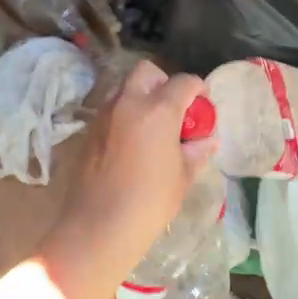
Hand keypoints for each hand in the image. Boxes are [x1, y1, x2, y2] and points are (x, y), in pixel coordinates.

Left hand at [60, 60, 215, 255]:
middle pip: (147, 72)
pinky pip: (111, 109)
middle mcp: (129, 102)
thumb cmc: (149, 202)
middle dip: (164, 82)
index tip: (204, 103)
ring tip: (152, 126)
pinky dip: (124, 114)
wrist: (98, 226)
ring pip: (125, 88)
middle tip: (174, 109)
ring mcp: (104, 114)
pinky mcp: (89, 131)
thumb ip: (197, 152)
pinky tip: (132, 142)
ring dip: (141, 96)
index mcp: (158, 109)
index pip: (184, 82)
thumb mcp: (182, 177)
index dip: (198, 88)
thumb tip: (208, 140)